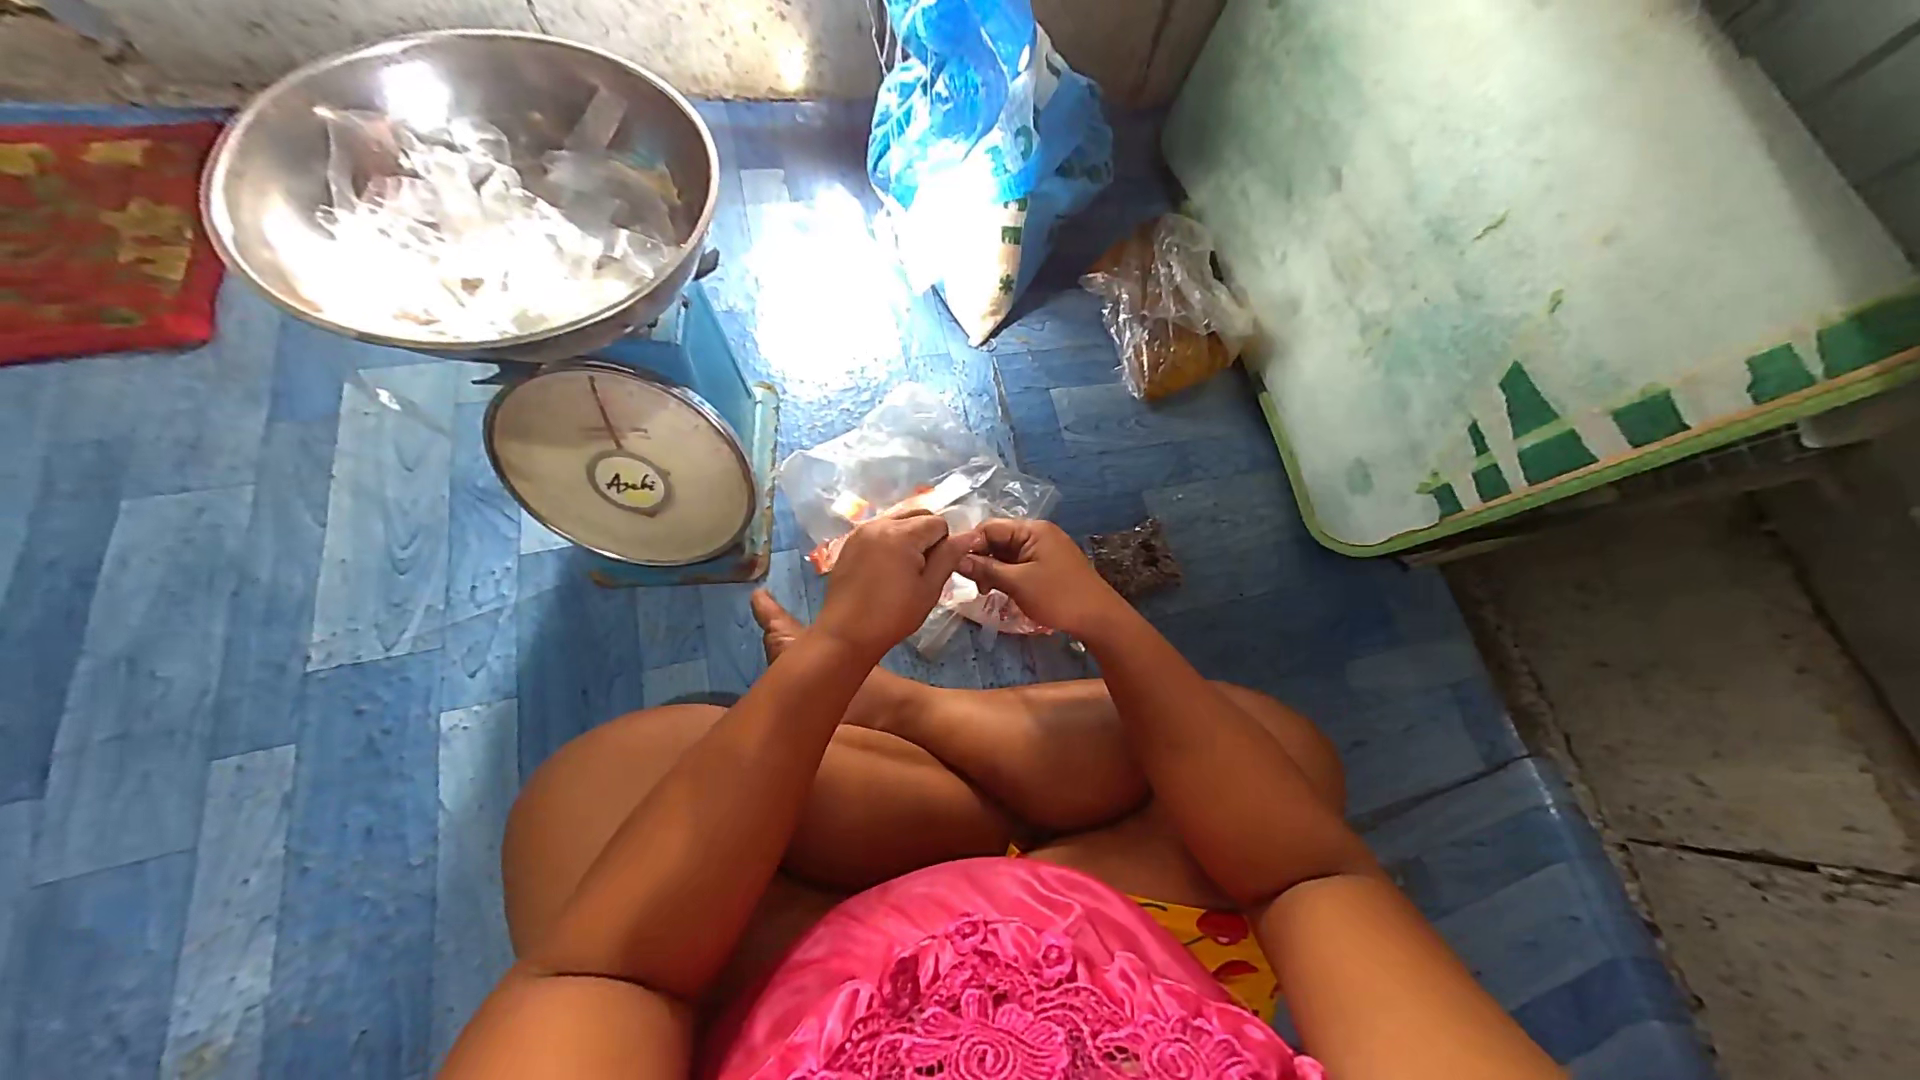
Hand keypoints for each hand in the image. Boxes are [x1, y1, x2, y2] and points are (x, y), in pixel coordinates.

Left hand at [814, 510, 977, 657]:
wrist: (845, 634)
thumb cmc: (892, 615)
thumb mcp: (929, 589)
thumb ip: (949, 557)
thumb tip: (968, 536)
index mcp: (902, 534)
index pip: (938, 523)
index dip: (944, 545)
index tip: (935, 570)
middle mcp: (880, 524)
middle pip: (917, 514)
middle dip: (927, 535)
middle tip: (922, 568)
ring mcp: (861, 531)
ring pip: (898, 520)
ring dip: (908, 536)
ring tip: (903, 569)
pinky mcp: (850, 542)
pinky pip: (879, 530)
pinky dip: (890, 541)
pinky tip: (885, 569)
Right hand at [957, 519, 1125, 637]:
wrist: (1099, 619)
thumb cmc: (1058, 596)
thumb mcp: (1017, 583)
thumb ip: (986, 569)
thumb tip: (957, 559)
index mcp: (1032, 530)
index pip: (989, 527)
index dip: (970, 545)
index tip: (954, 566)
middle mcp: (1037, 534)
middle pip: (997, 539)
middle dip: (981, 559)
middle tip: (972, 585)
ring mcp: (1044, 550)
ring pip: (1006, 554)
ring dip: (992, 570)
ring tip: (985, 592)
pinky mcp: (1047, 566)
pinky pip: (1018, 565)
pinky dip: (1006, 576)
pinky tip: (999, 591)